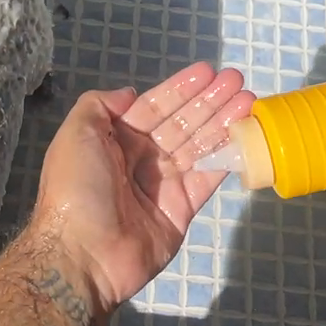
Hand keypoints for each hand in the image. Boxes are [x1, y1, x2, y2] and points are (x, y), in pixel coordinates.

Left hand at [29, 63, 254, 312]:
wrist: (82, 255)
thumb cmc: (78, 188)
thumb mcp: (76, 135)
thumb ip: (99, 105)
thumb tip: (130, 93)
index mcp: (116, 138)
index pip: (155, 106)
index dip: (181, 88)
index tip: (208, 71)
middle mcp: (141, 157)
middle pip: (182, 122)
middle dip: (209, 101)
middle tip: (238, 80)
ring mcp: (164, 184)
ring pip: (199, 145)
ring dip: (224, 122)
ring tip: (249, 100)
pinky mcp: (182, 209)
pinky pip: (208, 177)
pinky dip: (226, 157)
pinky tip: (245, 135)